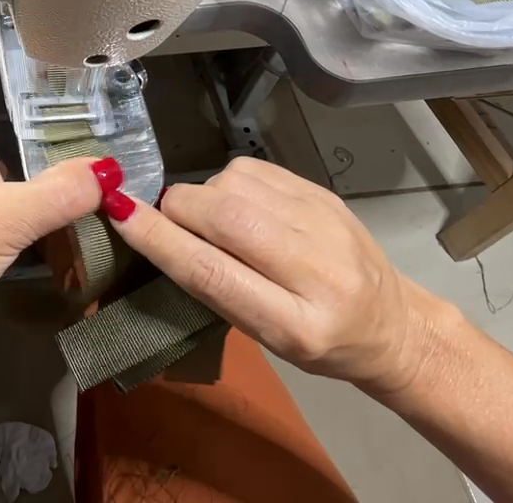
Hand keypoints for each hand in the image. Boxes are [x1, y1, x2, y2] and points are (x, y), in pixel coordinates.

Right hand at [109, 157, 456, 396]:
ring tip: (216, 222)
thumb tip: (152, 226)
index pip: (213, 273)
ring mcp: (324, 222)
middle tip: (170, 222)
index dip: (159, 239)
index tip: (119, 212)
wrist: (393, 323)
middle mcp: (316, 269)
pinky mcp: (321, 191)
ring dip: (204, 196)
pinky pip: (248, 168)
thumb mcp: (264, 337)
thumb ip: (212, 285)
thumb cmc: (318, 343)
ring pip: (230, 183)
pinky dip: (227, 183)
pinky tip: (241, 204)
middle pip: (222, 215)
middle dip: (178, 209)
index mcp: (297, 326)